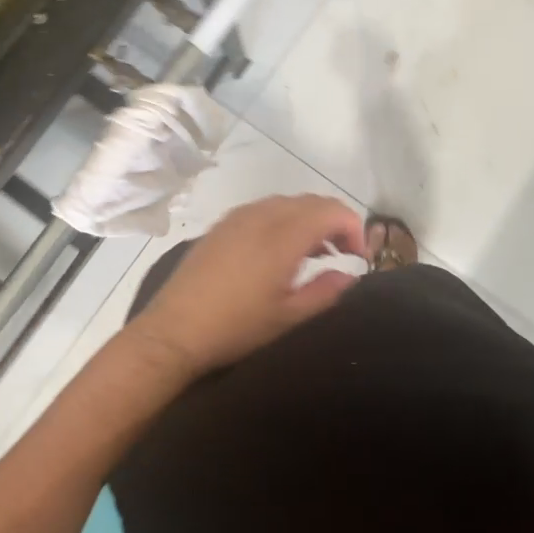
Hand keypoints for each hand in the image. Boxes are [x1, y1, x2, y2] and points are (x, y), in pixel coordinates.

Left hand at [125, 195, 367, 375]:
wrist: (174, 331)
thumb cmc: (236, 328)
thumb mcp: (288, 317)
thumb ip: (325, 291)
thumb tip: (350, 274)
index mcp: (282, 236)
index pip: (330, 211)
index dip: (353, 227)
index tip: (359, 257)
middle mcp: (261, 216)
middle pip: (310, 201)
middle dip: (333, 221)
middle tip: (342, 255)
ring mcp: (237, 217)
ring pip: (285, 203)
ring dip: (307, 219)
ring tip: (314, 254)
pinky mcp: (220, 226)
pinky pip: (262, 209)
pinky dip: (282, 220)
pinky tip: (279, 250)